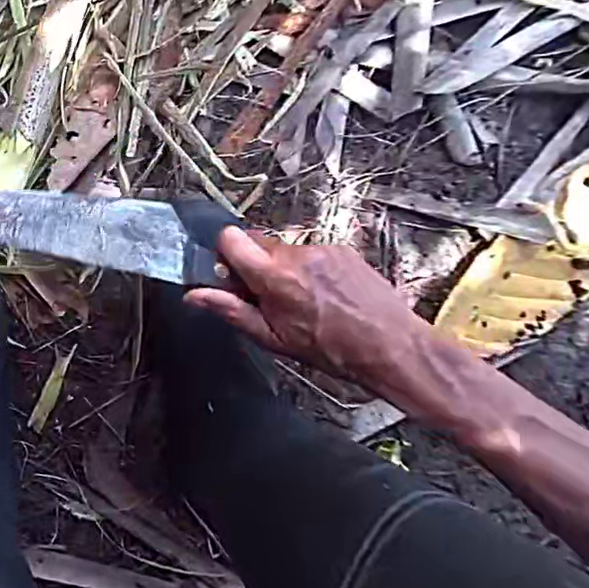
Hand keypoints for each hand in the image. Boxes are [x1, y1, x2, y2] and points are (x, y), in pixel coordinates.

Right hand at [183, 226, 433, 383]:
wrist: (394, 347)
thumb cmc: (334, 350)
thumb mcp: (272, 338)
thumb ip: (230, 310)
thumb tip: (194, 297)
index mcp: (274, 277)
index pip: (230, 237)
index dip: (224, 253)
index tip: (231, 274)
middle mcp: (296, 255)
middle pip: (256, 243)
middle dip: (254, 265)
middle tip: (266, 296)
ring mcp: (322, 249)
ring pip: (283, 250)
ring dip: (283, 269)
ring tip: (303, 301)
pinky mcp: (342, 250)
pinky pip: (310, 252)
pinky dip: (309, 270)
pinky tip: (324, 295)